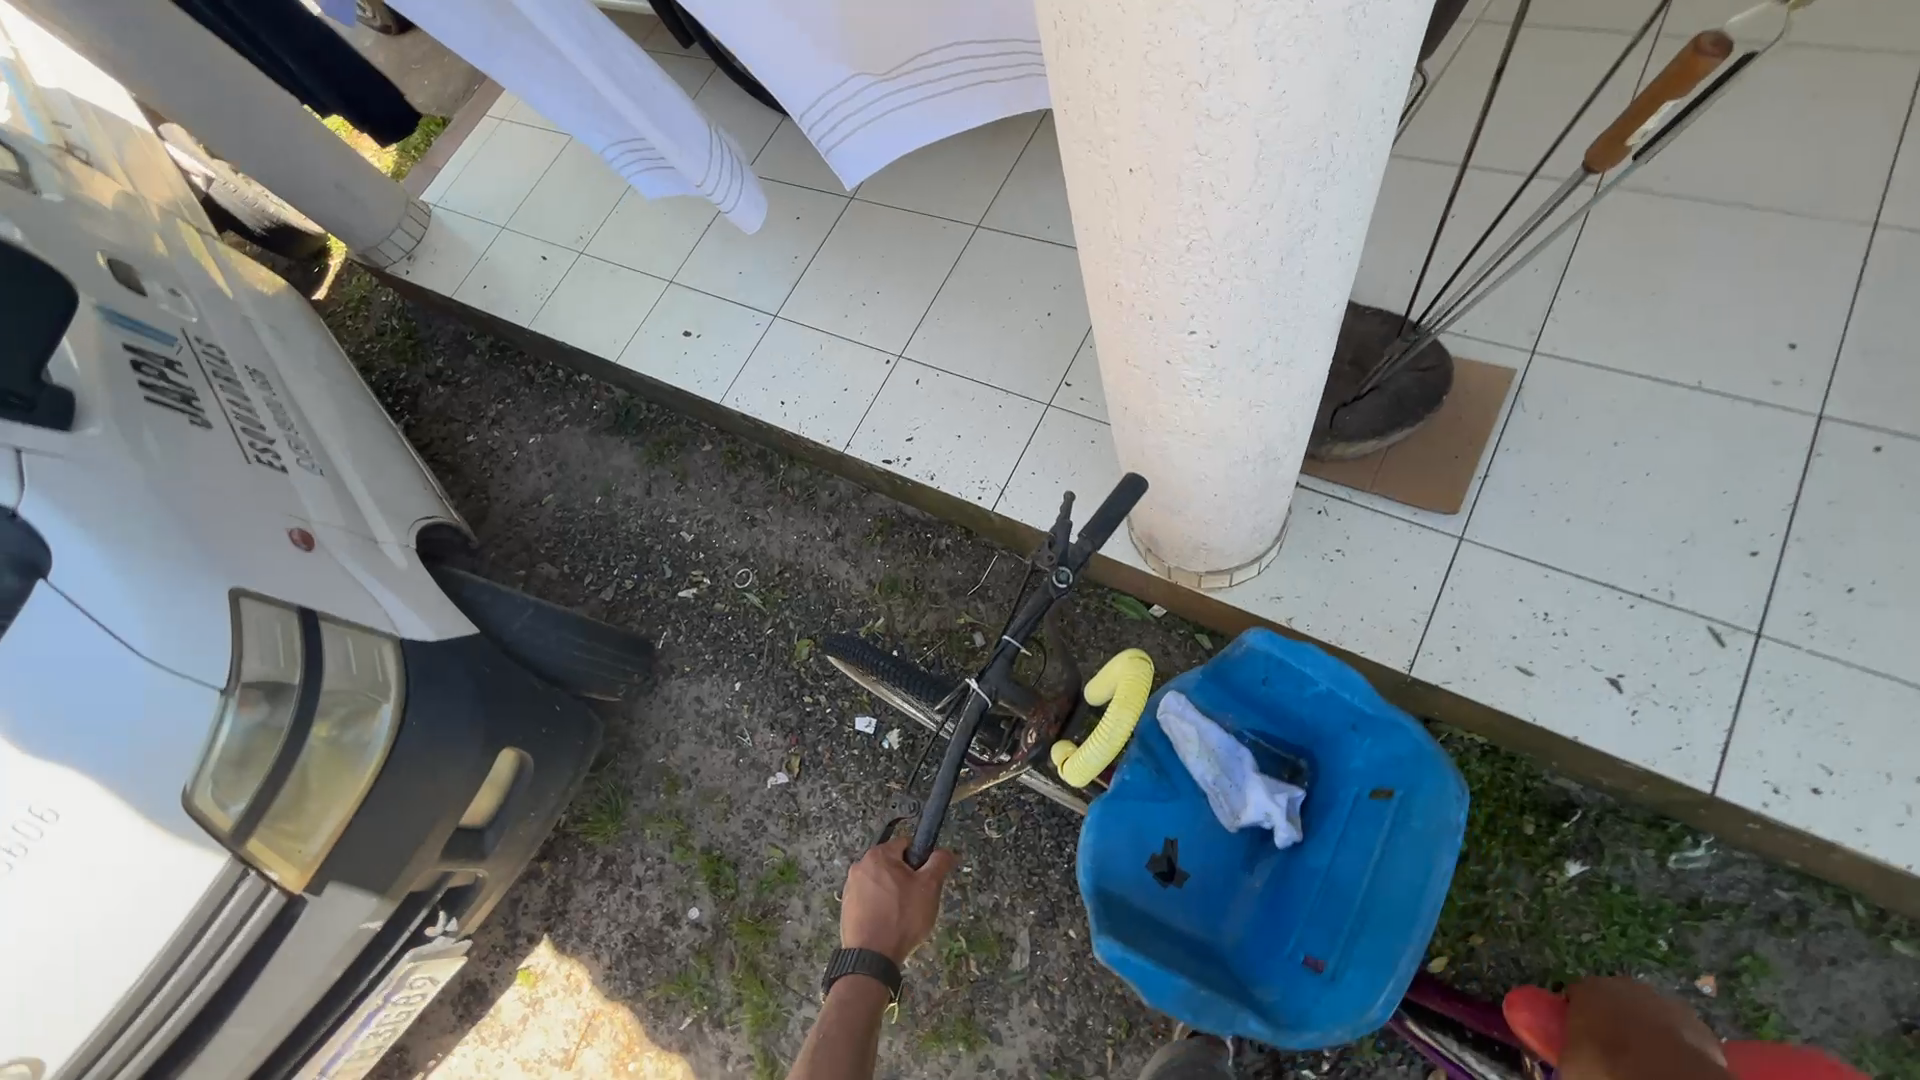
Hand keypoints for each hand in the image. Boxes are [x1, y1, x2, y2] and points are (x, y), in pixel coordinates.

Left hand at [840, 836, 955, 964]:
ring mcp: (850, 887)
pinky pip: (869, 900)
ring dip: (893, 893)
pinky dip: (879, 907)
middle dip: (906, 879)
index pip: (907, 844)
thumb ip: (939, 863)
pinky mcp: (846, 907)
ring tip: (902, 916)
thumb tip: (946, 852)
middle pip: (892, 864)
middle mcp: (860, 865)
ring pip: (881, 883)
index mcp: (878, 854)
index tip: (926, 880)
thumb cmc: (902, 917)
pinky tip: (888, 924)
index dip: (920, 860)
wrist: (871, 957)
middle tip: (916, 900)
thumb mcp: (929, 887)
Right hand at [1561, 977, 1730, 1079]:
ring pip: (1652, 1014)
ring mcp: (1666, 1003)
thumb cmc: (1608, 1064)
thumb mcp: (1572, 1062)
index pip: (1576, 996)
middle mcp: (1625, 986)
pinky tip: (1675, 1066)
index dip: (1578, 1016)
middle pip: (1616, 1000)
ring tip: (1649, 1061)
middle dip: (1616, 1019)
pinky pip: (1682, 1033)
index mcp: (1588, 989)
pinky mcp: (1700, 1026)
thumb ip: (1570, 1051)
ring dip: (1650, 1031)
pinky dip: (1679, 1046)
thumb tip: (1568, 1059)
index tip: (1580, 1039)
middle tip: (1614, 1050)